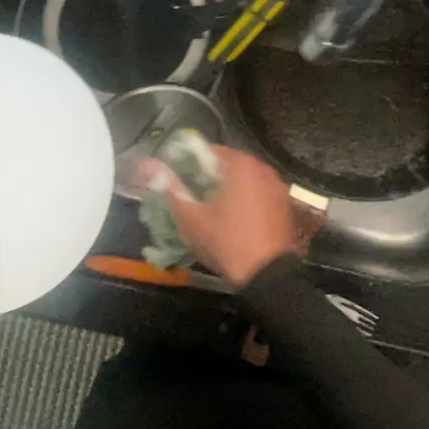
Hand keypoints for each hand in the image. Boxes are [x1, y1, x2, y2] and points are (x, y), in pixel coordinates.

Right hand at [139, 146, 299, 286]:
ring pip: (242, 182)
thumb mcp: (192, 218)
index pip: (206, 151)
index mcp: (241, 164)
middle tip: (187, 199)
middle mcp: (262, 168)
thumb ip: (168, 186)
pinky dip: (242, 202)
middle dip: (205, 179)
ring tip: (206, 212)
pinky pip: (256, 195)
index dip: (186, 165)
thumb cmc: (227, 242)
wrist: (269, 277)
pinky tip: (230, 221)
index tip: (174, 182)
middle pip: (225, 166)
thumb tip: (145, 163)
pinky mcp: (284, 206)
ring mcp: (277, 187)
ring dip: (224, 191)